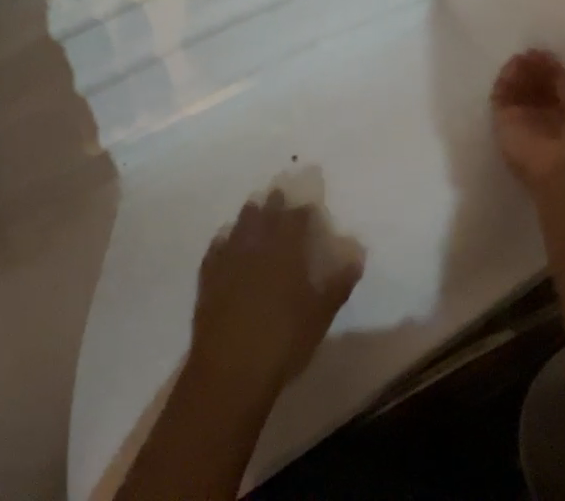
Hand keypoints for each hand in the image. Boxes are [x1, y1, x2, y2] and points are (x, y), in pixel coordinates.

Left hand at [187, 192, 363, 404]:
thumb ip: (339, 282)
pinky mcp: (208, 278)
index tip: (310, 201)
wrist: (230, 371)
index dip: (305, 208)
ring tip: (256, 207)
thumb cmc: (283, 342)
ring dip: (250, 214)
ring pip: (239, 225)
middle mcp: (256, 246)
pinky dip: (224, 238)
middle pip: (266, 214)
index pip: (297, 218)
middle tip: (281, 193)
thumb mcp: (321, 315)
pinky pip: (216, 247)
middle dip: (275, 202)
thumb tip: (356, 253)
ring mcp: (228, 260)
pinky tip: (226, 239)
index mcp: (286, 251)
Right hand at [491, 50, 564, 202]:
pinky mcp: (503, 124)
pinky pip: (501, 97)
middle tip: (531, 53)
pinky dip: (505, 80)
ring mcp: (523, 122)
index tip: (546, 54)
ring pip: (517, 91)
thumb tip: (553, 66)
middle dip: (534, 70)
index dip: (552, 71)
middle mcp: (545, 120)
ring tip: (522, 57)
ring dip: (519, 72)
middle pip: (535, 88)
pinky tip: (513, 65)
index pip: (557, 89)